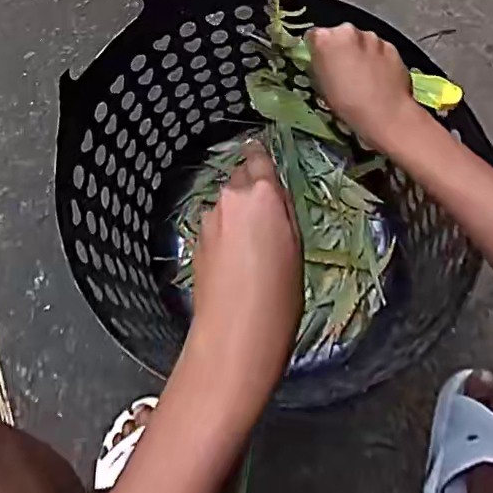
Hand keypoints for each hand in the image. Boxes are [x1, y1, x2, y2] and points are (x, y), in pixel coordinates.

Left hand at [186, 142, 301, 405]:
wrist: (234, 334)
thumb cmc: (279, 294)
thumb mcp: (296, 247)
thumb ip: (282, 211)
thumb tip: (272, 194)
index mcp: (260, 193)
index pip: (259, 158)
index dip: (263, 162)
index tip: (267, 168)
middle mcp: (229, 196)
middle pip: (241, 178)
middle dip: (251, 189)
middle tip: (267, 216)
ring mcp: (208, 217)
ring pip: (227, 203)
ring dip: (237, 213)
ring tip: (252, 245)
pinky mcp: (195, 238)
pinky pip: (216, 224)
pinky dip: (225, 231)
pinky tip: (234, 259)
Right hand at [307, 24, 425, 149]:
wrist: (385, 113)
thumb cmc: (344, 102)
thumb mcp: (319, 84)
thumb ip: (319, 64)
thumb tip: (323, 60)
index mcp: (324, 38)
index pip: (313, 36)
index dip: (316, 49)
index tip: (321, 61)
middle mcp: (347, 30)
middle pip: (339, 35)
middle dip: (340, 48)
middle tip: (343, 68)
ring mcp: (372, 37)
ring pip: (361, 41)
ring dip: (359, 52)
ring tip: (364, 74)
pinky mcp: (391, 46)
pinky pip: (379, 50)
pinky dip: (377, 58)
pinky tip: (380, 77)